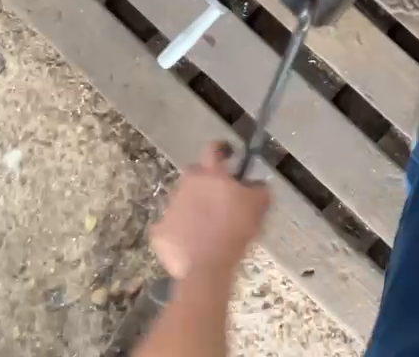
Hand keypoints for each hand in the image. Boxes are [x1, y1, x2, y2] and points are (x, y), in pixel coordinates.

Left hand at [149, 142, 270, 279]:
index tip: (228, 155)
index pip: (213, 149)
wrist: (206, 268)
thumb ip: (259, 188)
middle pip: (193, 173)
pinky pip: (168, 226)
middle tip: (216, 196)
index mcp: (211, 175)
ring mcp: (170, 208)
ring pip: (181, 200)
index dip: (221, 149)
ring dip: (191, 206)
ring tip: (203, 225)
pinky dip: (177, 231)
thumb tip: (257, 183)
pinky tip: (189, 243)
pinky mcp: (159, 231)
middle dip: (203, 180)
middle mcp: (187, 185)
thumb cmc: (235, 231)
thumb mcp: (258, 206)